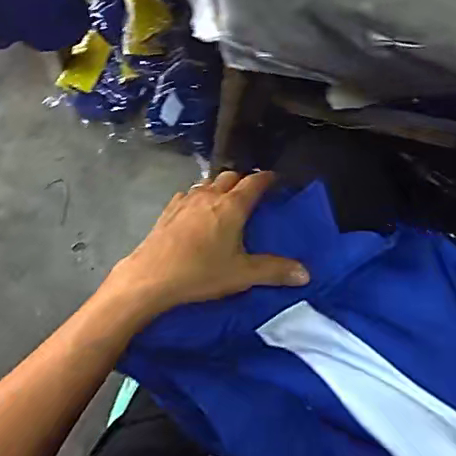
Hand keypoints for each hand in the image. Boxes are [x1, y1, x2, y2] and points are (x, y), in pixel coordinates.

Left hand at [101, 170, 309, 318]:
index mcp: (232, 206)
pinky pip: (188, 194)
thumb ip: (275, 271)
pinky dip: (198, 197)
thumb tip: (306, 274)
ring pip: (208, 183)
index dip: (267, 178)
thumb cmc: (200, 273)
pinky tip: (197, 212)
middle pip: (231, 176)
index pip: (255, 181)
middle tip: (252, 194)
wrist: (149, 278)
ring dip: (220, 187)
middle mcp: (210, 196)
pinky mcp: (168, 211)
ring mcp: (186, 201)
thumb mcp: (242, 275)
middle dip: (243, 181)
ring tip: (226, 201)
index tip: (276, 180)